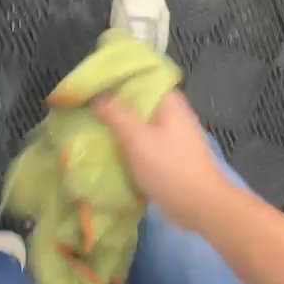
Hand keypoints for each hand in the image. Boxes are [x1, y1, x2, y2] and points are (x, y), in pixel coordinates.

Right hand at [90, 90, 234, 229]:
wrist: (199, 205)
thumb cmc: (169, 168)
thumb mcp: (137, 139)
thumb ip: (116, 115)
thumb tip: (97, 95)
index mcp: (168, 100)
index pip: (139, 78)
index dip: (115, 78)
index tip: (89, 83)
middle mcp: (171, 112)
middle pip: (137, 101)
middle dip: (113, 104)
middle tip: (84, 106)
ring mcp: (171, 133)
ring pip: (139, 123)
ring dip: (118, 126)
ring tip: (89, 125)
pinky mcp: (168, 153)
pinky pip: (143, 141)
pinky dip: (127, 143)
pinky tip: (107, 148)